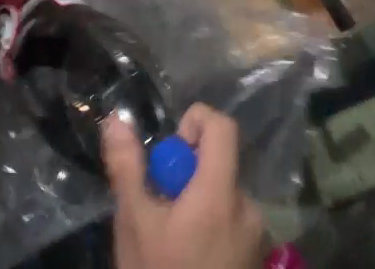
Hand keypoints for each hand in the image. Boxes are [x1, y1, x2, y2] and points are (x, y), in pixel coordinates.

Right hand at [104, 106, 267, 268]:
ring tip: (171, 233)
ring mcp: (257, 236)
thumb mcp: (134, 222)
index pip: (222, 127)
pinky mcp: (257, 257)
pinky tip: (189, 251)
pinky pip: (233, 218)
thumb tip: (117, 119)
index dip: (194, 121)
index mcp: (220, 194)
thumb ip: (127, 166)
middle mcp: (248, 209)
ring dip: (197, 198)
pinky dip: (211, 221)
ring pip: (223, 192)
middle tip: (159, 202)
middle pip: (219, 162)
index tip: (170, 149)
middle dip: (186, 170)